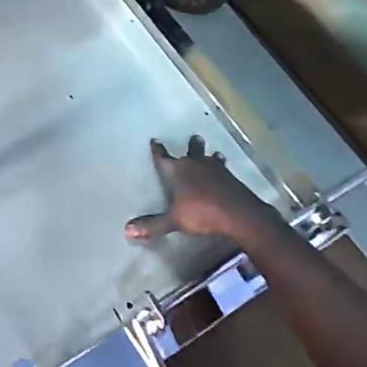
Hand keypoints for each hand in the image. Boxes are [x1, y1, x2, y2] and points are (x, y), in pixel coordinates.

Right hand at [124, 137, 273, 242]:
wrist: (238, 213)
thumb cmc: (202, 213)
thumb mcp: (174, 220)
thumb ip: (153, 225)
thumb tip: (128, 229)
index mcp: (180, 171)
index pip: (164, 158)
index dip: (158, 151)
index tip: (155, 141)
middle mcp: (197, 165)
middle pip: (193, 151)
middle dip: (192, 145)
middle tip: (194, 137)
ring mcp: (217, 170)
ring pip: (211, 158)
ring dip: (210, 156)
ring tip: (214, 154)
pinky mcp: (231, 178)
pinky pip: (224, 170)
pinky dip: (221, 169)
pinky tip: (224, 173)